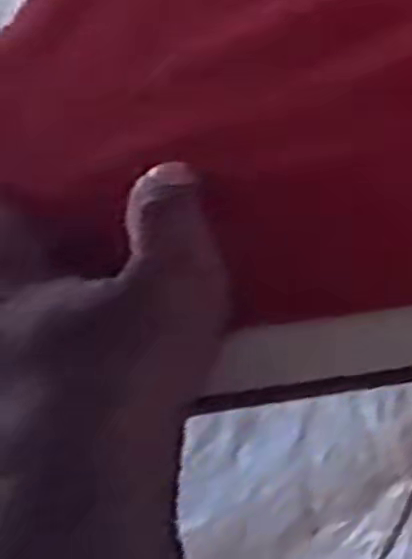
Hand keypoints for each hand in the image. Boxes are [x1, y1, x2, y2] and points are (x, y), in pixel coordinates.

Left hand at [0, 163, 228, 557]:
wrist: (82, 462)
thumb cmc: (128, 356)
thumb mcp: (175, 278)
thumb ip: (169, 222)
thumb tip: (164, 168)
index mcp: (14, 284)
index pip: (3, 223)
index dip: (17, 197)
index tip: (31, 177)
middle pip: (3, 268)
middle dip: (29, 246)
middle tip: (61, 228)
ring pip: (16, 311)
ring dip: (42, 290)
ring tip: (75, 279)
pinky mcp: (15, 395)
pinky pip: (25, 347)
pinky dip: (45, 331)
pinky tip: (80, 334)